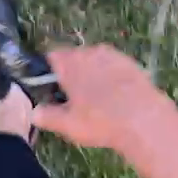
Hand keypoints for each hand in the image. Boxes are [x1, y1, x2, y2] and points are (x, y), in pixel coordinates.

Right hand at [31, 44, 177, 154]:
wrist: (144, 119)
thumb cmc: (100, 121)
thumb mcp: (69, 125)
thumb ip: (48, 116)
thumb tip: (34, 112)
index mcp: (69, 63)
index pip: (51, 56)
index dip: (49, 70)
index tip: (51, 86)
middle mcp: (88, 52)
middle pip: (73, 57)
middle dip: (71, 72)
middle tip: (74, 97)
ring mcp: (110, 54)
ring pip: (94, 60)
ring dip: (92, 72)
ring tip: (97, 98)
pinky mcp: (129, 61)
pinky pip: (113, 65)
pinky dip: (110, 75)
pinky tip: (116, 96)